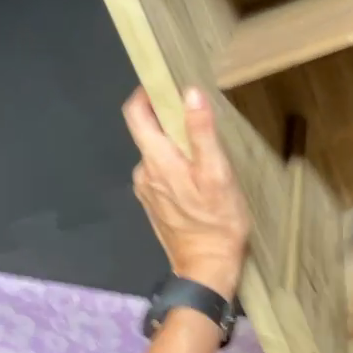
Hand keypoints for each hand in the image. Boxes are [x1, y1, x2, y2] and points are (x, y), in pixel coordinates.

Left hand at [122, 87, 250, 297]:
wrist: (207, 269)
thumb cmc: (217, 221)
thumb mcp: (217, 173)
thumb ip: (202, 132)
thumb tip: (190, 92)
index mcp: (156, 159)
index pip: (135, 114)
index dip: (146, 93)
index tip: (166, 83)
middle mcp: (144, 171)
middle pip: (148, 132)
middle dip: (169, 119)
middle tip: (198, 116)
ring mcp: (146, 190)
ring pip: (157, 153)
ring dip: (176, 146)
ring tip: (205, 150)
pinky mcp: (154, 204)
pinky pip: (161, 173)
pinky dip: (176, 166)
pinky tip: (198, 178)